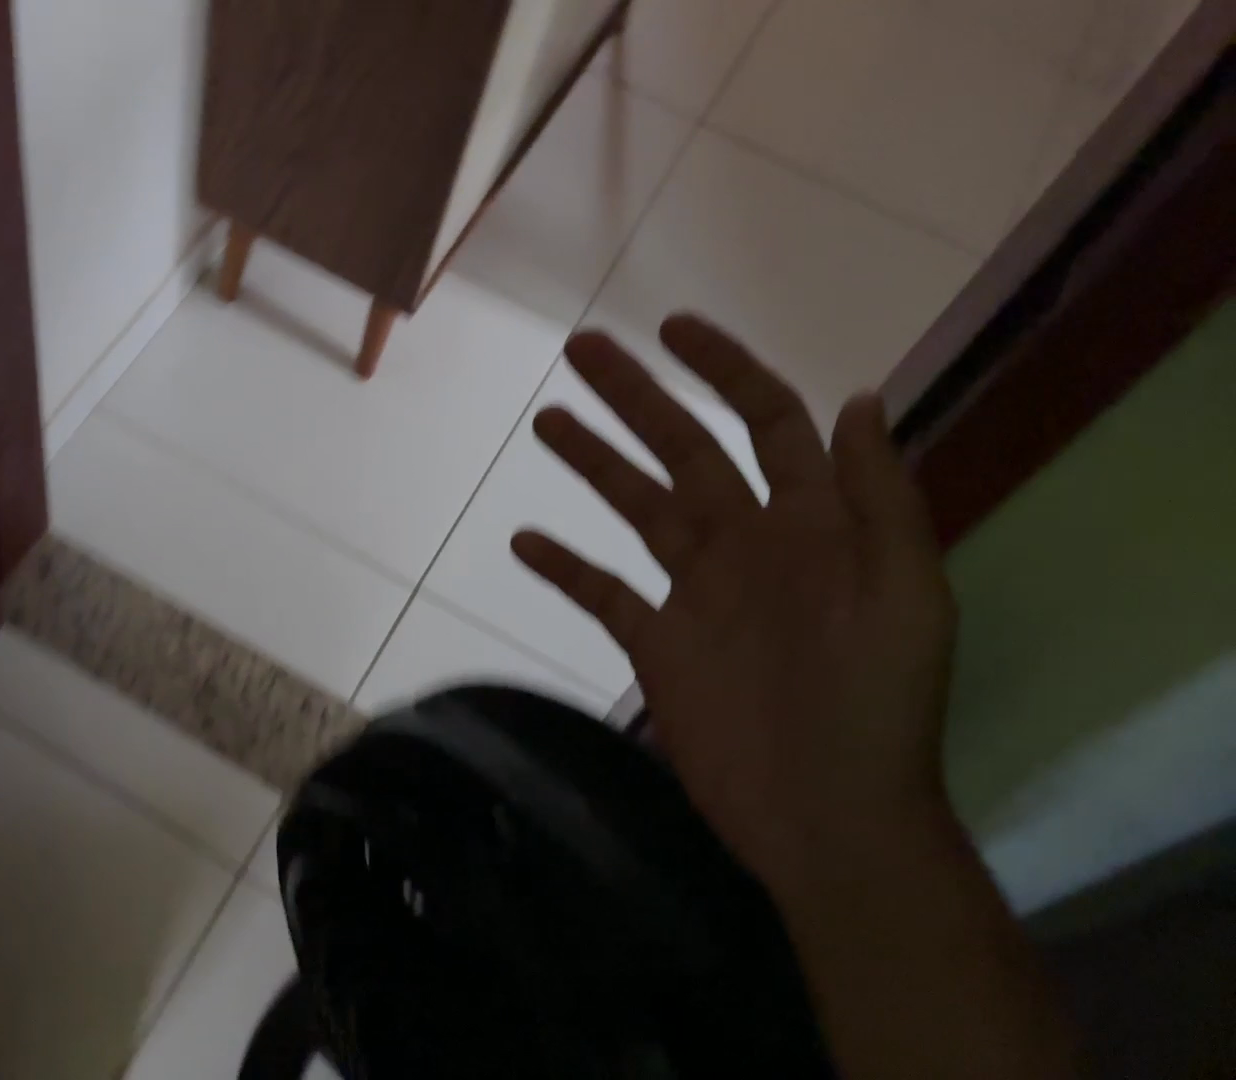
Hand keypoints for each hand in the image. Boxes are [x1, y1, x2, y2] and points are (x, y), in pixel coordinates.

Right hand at [512, 316, 956, 892]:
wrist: (824, 816)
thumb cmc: (874, 708)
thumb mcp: (903, 598)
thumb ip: (879, 499)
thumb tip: (858, 397)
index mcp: (810, 526)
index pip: (767, 423)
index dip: (725, 371)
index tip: (670, 329)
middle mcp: (747, 544)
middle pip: (683, 451)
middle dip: (635, 397)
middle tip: (580, 351)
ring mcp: (695, 592)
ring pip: (636, 508)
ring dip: (592, 464)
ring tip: (545, 422)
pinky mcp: (656, 642)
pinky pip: (603, 592)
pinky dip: (564, 567)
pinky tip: (524, 541)